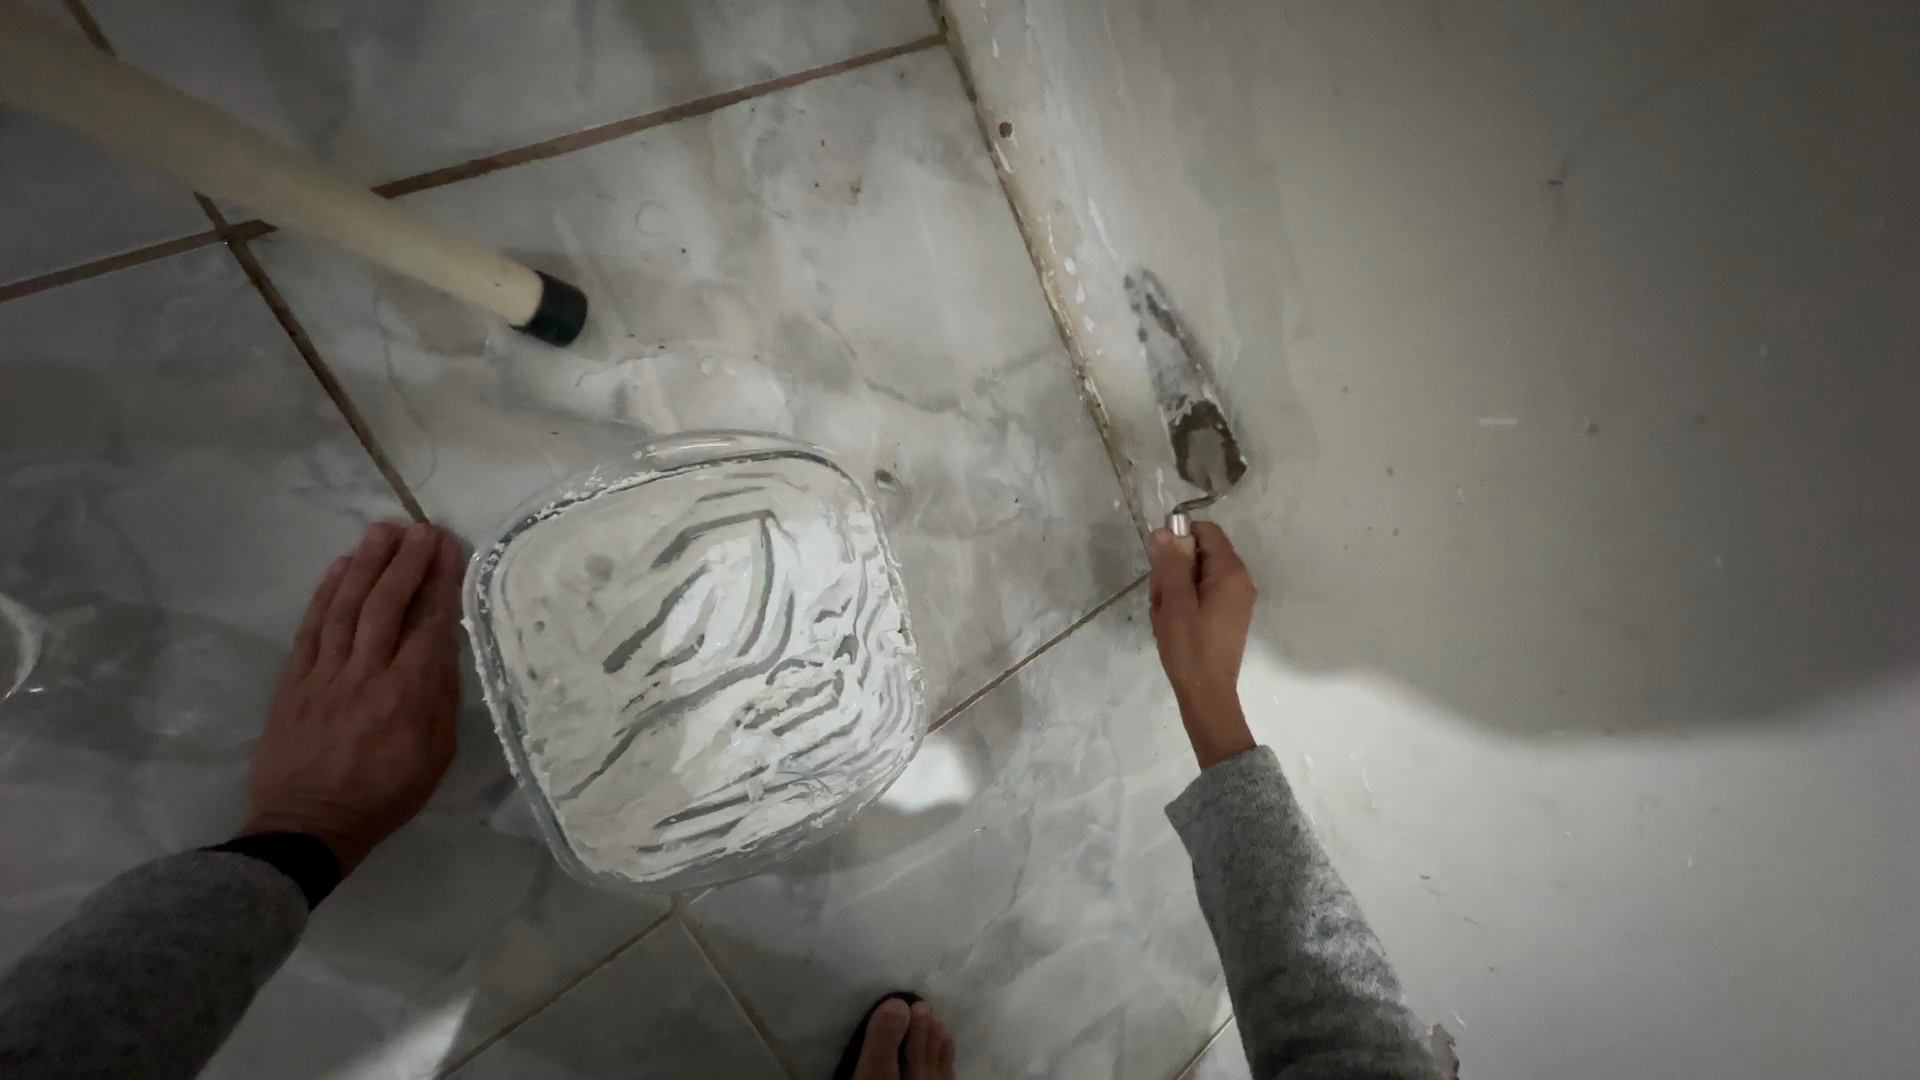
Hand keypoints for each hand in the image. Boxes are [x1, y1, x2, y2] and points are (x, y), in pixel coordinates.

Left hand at [240, 522, 463, 873]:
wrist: (310, 826)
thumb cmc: (390, 790)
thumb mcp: (438, 750)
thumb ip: (441, 695)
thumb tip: (444, 647)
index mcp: (410, 693)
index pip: (429, 623)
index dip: (440, 581)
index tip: (449, 548)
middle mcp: (367, 674)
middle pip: (386, 606)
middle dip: (407, 562)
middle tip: (422, 530)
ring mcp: (325, 675)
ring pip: (347, 608)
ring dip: (367, 565)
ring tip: (383, 532)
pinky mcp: (294, 682)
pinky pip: (311, 628)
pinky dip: (326, 594)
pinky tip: (341, 568)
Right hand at [1148, 521, 1257, 768]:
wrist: (1207, 693)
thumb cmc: (1190, 646)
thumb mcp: (1174, 602)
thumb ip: (1169, 563)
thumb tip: (1162, 531)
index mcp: (1231, 573)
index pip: (1207, 532)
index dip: (1179, 536)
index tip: (1160, 559)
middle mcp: (1240, 580)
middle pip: (1201, 553)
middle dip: (1174, 568)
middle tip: (1160, 596)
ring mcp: (1236, 599)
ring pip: (1197, 574)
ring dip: (1175, 588)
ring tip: (1164, 614)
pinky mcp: (1228, 614)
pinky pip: (1203, 593)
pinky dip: (1184, 601)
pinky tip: (1172, 622)